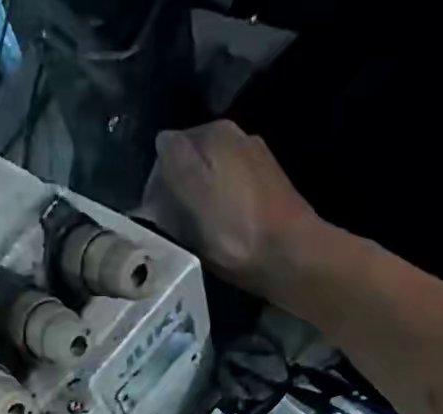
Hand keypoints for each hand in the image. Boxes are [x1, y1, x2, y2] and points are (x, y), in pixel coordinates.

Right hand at [142, 120, 327, 289]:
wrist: (287, 253)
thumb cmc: (234, 228)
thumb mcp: (193, 191)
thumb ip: (175, 160)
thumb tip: (162, 139)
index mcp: (216, 132)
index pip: (168, 148)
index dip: (157, 182)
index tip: (155, 213)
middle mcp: (237, 137)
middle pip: (189, 162)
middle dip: (176, 189)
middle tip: (172, 226)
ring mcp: (254, 161)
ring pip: (207, 177)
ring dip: (195, 200)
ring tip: (193, 231)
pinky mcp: (264, 187)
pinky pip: (226, 191)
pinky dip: (216, 207)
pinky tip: (217, 229)